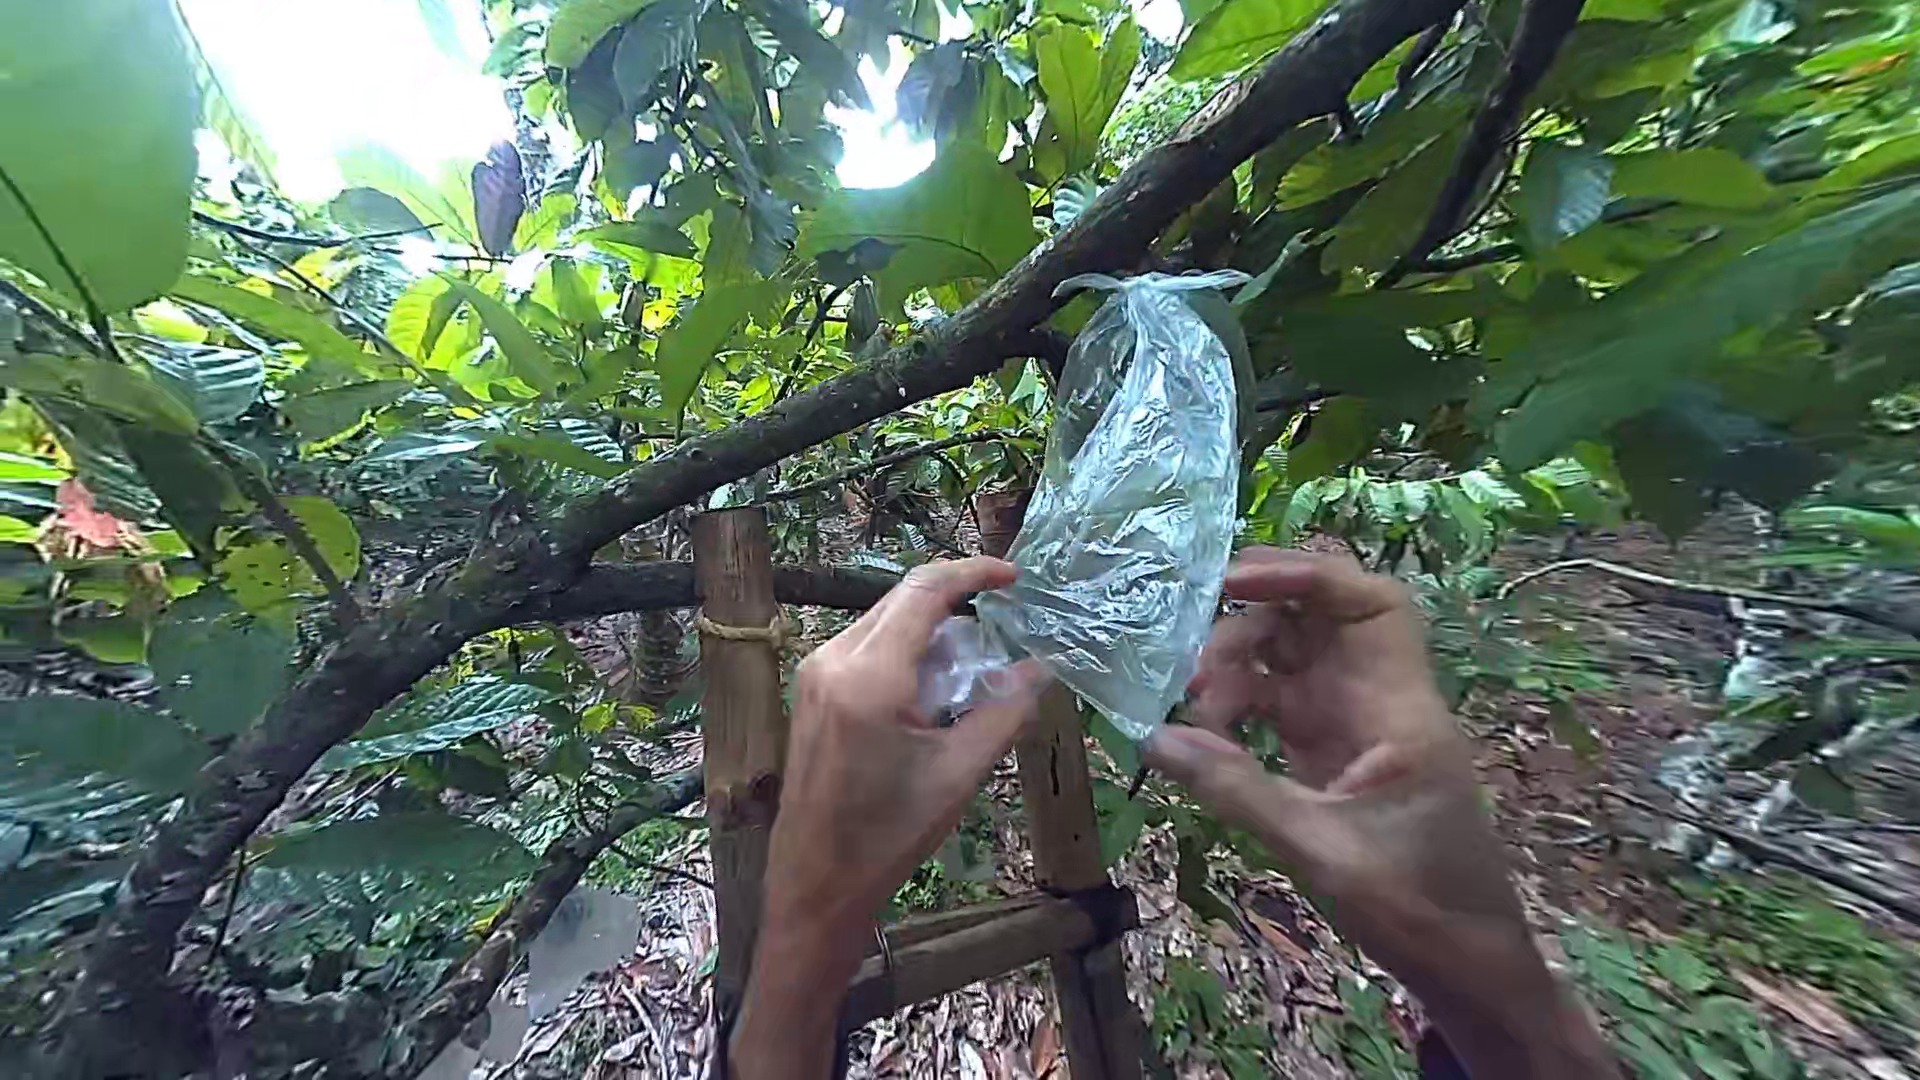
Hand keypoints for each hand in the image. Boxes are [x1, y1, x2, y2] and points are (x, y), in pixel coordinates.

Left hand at [732, 557, 1046, 1079]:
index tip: (1012, 576)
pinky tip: (929, 683)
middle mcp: (835, 658)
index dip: (972, 572)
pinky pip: (868, 641)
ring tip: (968, 665)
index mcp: (870, 677)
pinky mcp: (812, 683)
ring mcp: (816, 668)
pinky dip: (907, 645)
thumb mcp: (959, 773)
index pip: (925, 592)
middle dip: (956, 598)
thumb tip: (1041, 667)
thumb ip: (1005, 711)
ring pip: (885, 616)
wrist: (814, 881)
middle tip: (1000, 617)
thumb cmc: (889, 835)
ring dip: (931, 625)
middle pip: (903, 597)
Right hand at [1147, 549, 1616, 1079]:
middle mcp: (1370, 691)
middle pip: (1310, 614)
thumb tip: (1153, 737)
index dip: (1305, 574)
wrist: (1462, 963)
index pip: (1369, 601)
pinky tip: (1205, 731)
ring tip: (1198, 709)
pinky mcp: (1319, 735)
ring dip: (1232, 664)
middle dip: (1247, 621)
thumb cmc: (1416, 905)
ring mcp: (1342, 711)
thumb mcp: (1318, 850)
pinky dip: (1232, 700)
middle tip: (1197, 663)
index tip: (1233, 584)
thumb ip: (1234, 789)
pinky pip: (1267, 692)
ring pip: (1280, 650)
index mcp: (1396, 704)